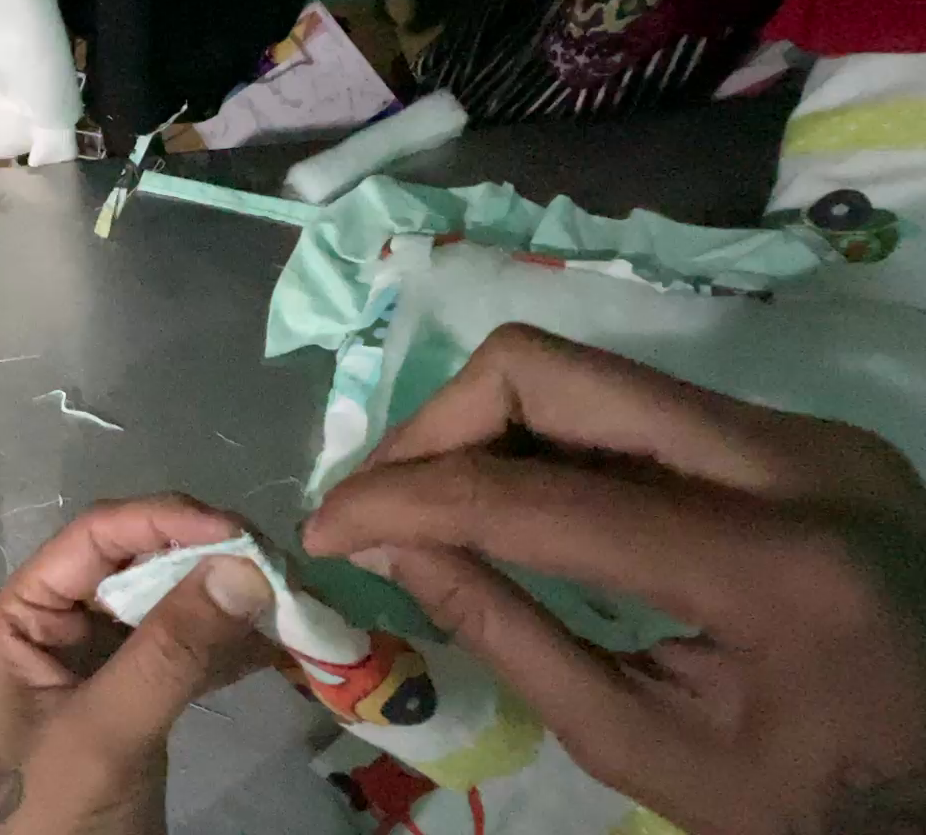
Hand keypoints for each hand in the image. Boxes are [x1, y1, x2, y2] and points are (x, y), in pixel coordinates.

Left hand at [0, 495, 277, 834]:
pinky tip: (281, 650)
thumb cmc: (52, 814)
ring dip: (229, 598)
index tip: (238, 532)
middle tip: (282, 567)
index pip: (97, 535)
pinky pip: (190, 648)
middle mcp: (65, 615)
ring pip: (171, 600)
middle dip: (207, 557)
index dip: (164, 519)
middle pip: (139, 559)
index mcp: (31, 607)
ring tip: (295, 604)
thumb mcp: (104, 732)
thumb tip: (242, 567)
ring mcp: (104, 652)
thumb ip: (168, 652)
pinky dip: (233, 645)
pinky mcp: (141, 690)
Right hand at [303, 324, 925, 834]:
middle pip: (534, 369)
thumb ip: (502, 632)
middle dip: (427, 429)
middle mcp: (787, 460)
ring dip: (466, 427)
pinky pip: (600, 399)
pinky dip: (519, 436)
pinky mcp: (774, 431)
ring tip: (427, 498)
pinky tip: (501, 495)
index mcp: (772, 569)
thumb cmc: (834, 804)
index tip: (324, 528)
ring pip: (562, 368)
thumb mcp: (650, 752)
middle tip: (380, 499)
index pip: (523, 492)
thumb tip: (389, 543)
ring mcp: (789, 431)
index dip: (395, 499)